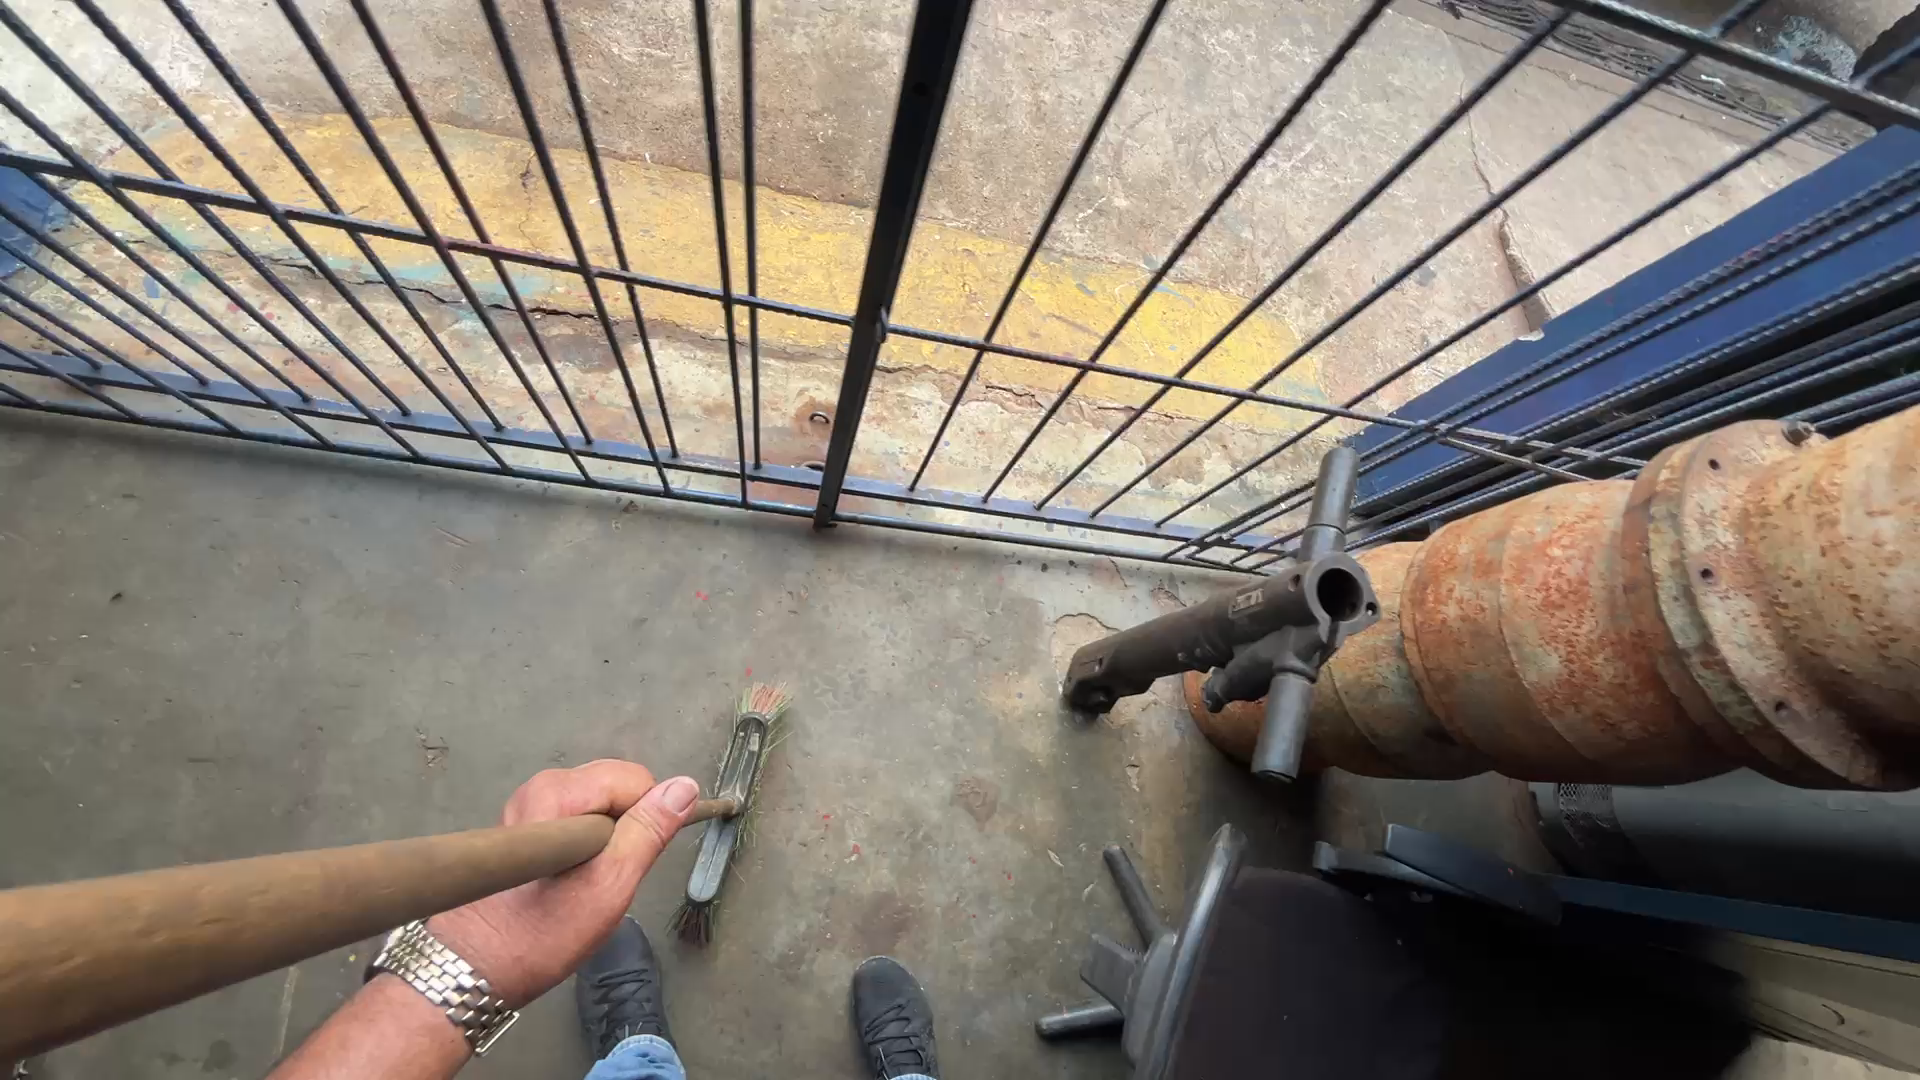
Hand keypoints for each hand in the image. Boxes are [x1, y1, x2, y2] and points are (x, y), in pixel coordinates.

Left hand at [425, 760, 700, 1004]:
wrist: (465, 975)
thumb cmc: (541, 933)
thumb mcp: (610, 884)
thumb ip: (650, 830)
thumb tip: (685, 786)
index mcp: (558, 791)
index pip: (636, 781)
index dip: (644, 821)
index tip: (626, 863)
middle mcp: (541, 785)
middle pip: (618, 786)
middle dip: (625, 826)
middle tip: (605, 874)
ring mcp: (529, 802)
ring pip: (602, 802)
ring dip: (608, 837)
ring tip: (585, 879)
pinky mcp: (524, 821)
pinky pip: (581, 814)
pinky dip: (589, 841)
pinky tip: (569, 875)